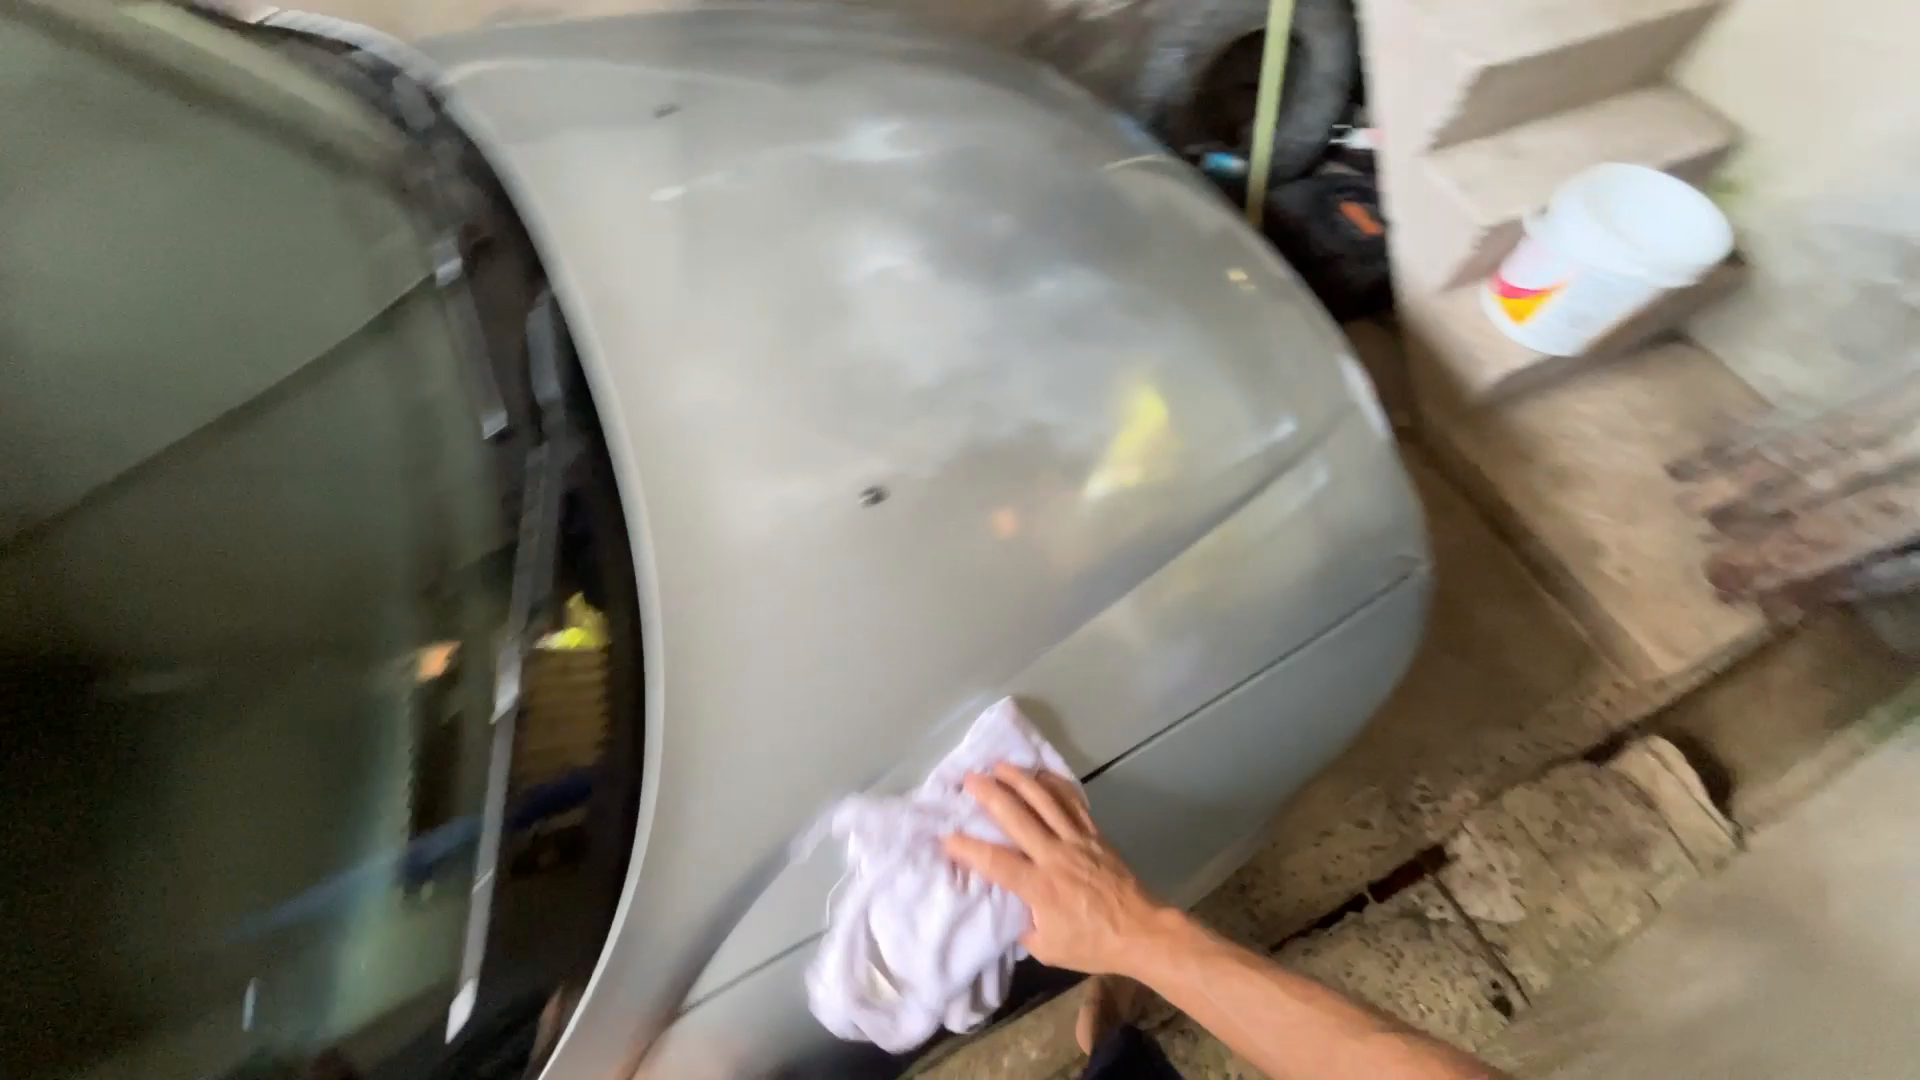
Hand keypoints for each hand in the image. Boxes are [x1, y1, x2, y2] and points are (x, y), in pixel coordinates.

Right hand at [943, 764, 1174, 976]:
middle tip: (970, 778)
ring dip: (1020, 779)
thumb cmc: (1092, 944)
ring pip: (1044, 801)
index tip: (947, 836)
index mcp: (1040, 887)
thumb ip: (1023, 926)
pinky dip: (1055, 785)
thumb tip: (1009, 906)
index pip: (996, 862)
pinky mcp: (1093, 833)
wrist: (1141, 931)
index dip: (969, 848)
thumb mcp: (1048, 950)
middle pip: (1017, 817)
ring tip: (1000, 765)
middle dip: (991, 794)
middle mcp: (1054, 856)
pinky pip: (1072, 802)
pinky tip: (1041, 773)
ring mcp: (1076, 840)